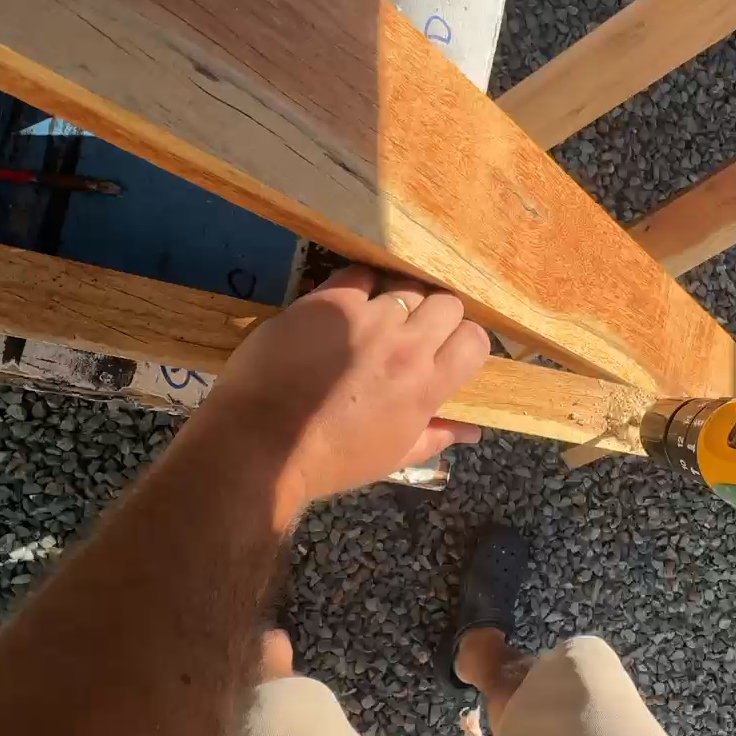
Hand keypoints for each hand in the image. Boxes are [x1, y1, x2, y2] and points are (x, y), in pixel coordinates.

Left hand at [185, 266, 490, 511]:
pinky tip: (347, 304)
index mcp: (426, 387)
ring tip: (374, 318)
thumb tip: (474, 432)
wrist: (261, 444)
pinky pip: (362, 275)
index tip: (444, 349)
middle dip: (435, 315)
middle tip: (410, 332)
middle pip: (447, 304)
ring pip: (405, 287)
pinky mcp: (330, 302)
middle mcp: (406, 347)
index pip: (474, 340)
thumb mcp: (393, 457)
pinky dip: (361, 286)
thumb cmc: (331, 460)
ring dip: (396, 301)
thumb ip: (437, 437)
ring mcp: (368, 319)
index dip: (463, 341)